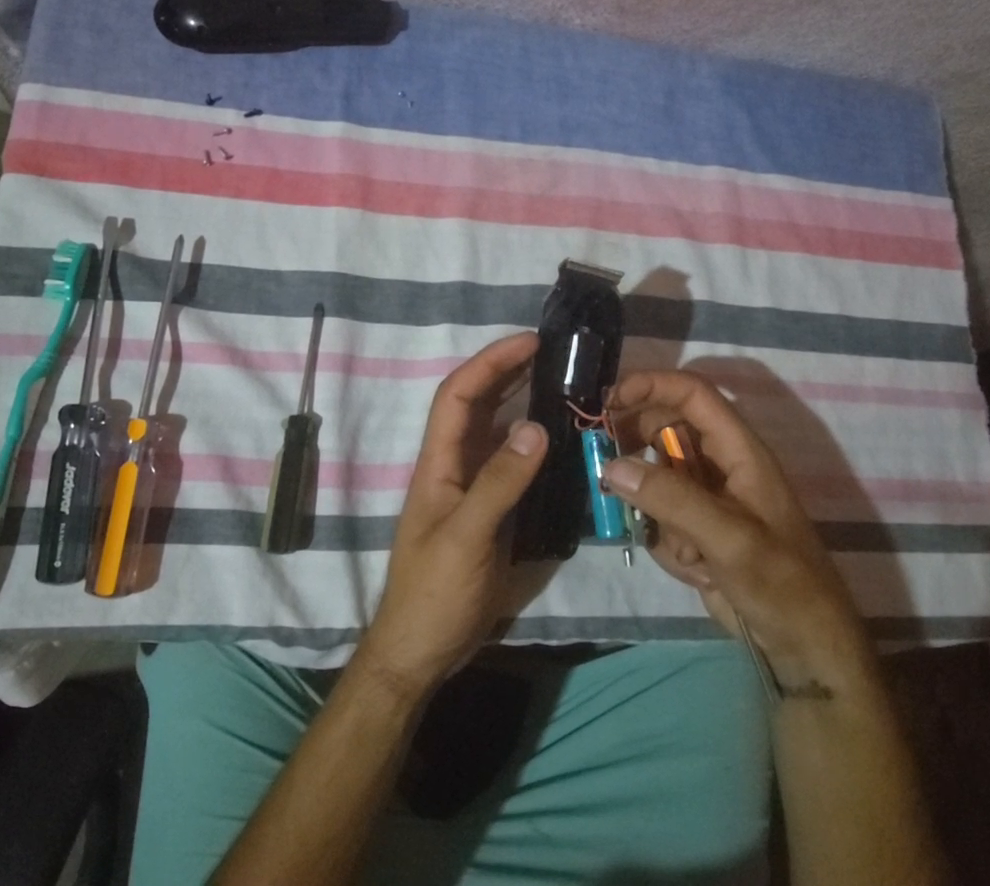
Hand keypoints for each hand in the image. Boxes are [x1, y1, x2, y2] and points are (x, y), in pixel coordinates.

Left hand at [356, 332, 548, 693]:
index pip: (458, 396)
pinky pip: (512, 468)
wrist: (422, 649)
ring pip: (496, 435)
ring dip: (524, 405)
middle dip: (510, 373)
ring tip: (567, 388)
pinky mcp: (489, 515)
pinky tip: (564, 445)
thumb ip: (499, 483)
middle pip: (478, 406)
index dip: (489, 362)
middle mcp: (452, 468)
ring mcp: (470, 491)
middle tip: (558, 356)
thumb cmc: (433, 592)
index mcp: (437, 464)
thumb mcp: (466, 536)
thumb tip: (536, 427)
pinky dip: (534, 448)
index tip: (531, 341)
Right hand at [602, 371, 868, 679]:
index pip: (692, 395)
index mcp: (739, 452)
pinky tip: (693, 571)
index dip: (651, 386)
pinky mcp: (692, 532)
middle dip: (636, 451)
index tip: (607, 402)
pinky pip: (656, 520)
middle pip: (662, 431)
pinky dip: (663, 542)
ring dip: (654, 513)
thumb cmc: (780, 582)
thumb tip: (612, 466)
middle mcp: (719, 467)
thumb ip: (671, 499)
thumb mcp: (729, 537)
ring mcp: (704, 501)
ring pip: (652, 481)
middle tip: (605, 471)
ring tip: (681, 548)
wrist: (800, 644)